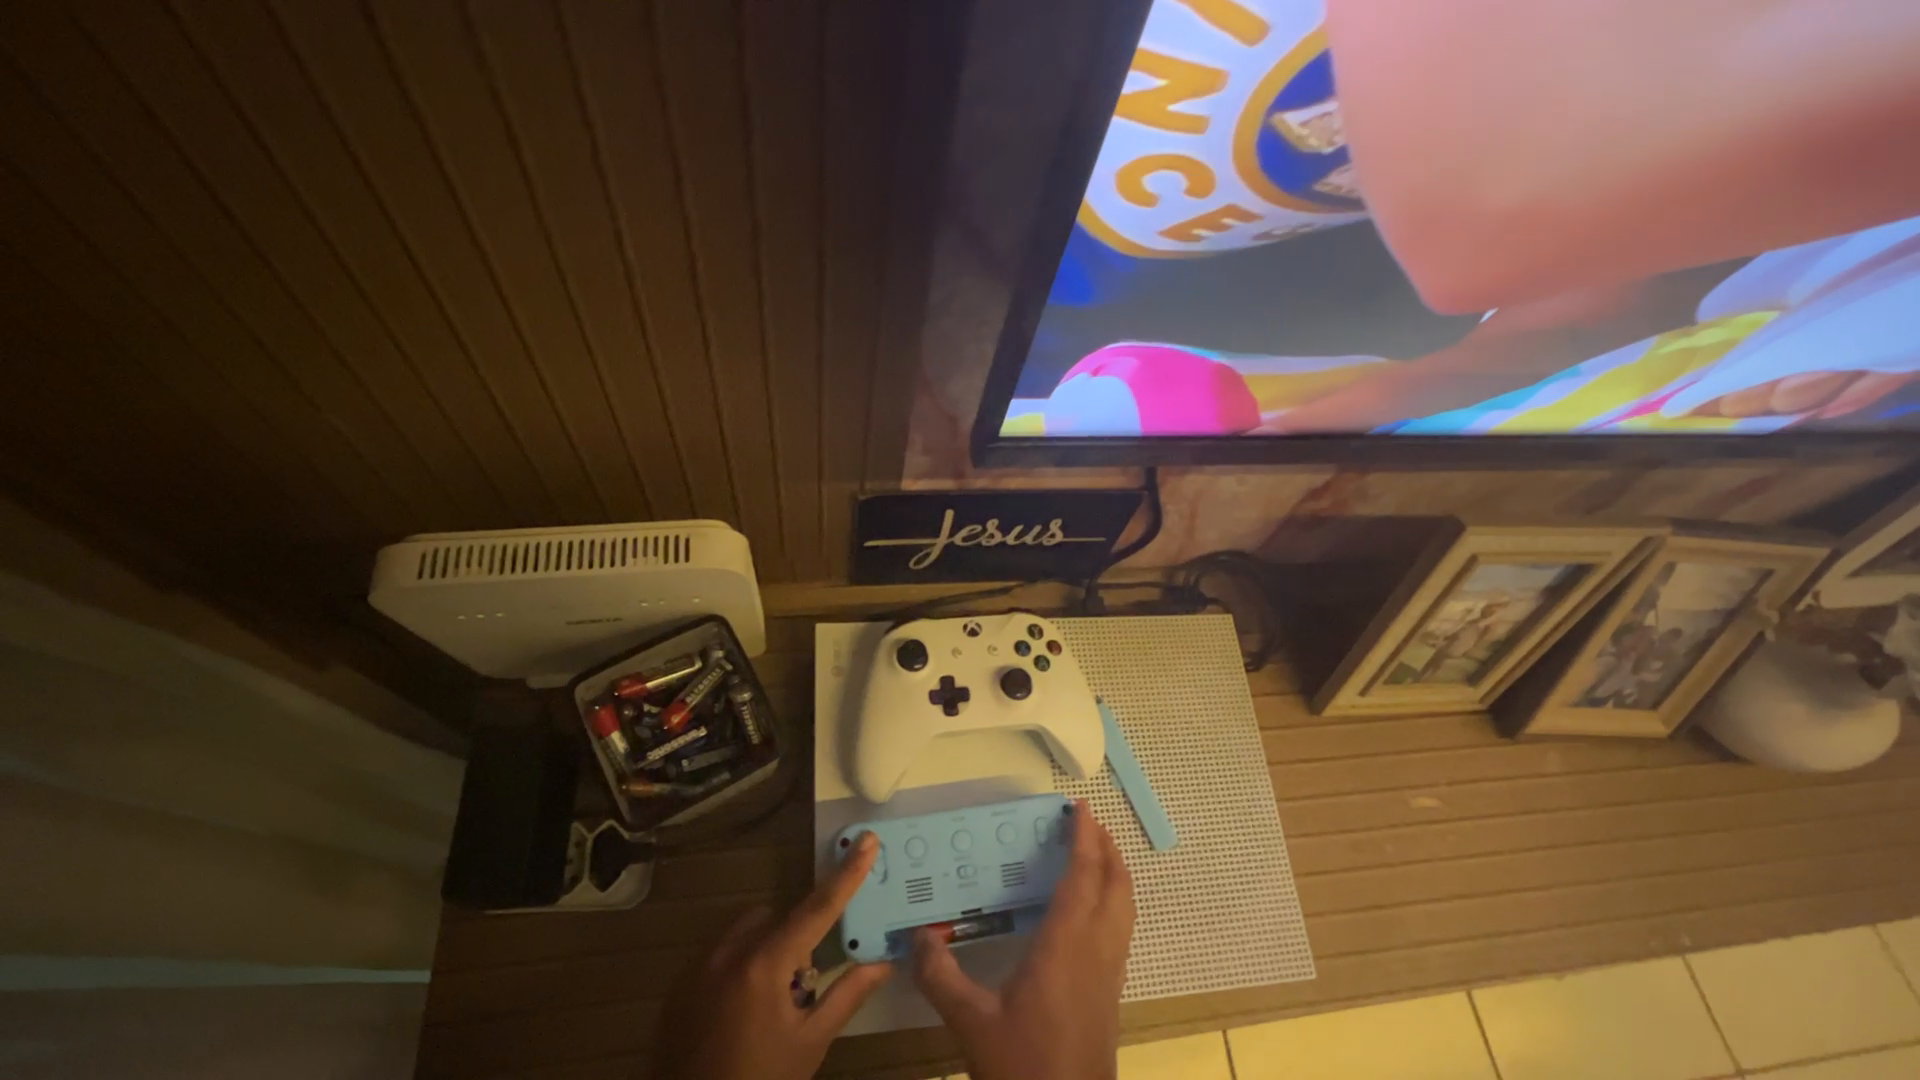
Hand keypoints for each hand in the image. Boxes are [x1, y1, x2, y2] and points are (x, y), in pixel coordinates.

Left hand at [653, 832, 891, 1079]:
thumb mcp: (809, 1043)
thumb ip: (846, 995)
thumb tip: (883, 962)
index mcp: (765, 965)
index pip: (817, 909)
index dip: (846, 875)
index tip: (867, 840)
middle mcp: (728, 952)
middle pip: (777, 919)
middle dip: (797, 941)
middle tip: (802, 989)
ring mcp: (698, 966)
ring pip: (747, 932)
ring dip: (767, 950)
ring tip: (771, 1004)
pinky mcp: (679, 984)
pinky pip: (720, 954)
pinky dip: (740, 967)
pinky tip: (740, 1014)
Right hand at [911, 803, 1135, 1079]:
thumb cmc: (1023, 1064)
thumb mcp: (970, 1021)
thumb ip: (940, 976)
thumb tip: (918, 937)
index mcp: (1067, 943)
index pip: (1082, 875)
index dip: (1084, 837)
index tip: (1079, 808)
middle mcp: (1097, 948)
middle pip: (1114, 883)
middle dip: (1105, 846)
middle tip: (1087, 822)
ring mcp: (1110, 970)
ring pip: (1124, 905)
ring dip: (1114, 871)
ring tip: (1095, 854)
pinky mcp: (1112, 990)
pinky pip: (1121, 927)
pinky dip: (1113, 900)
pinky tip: (1091, 910)